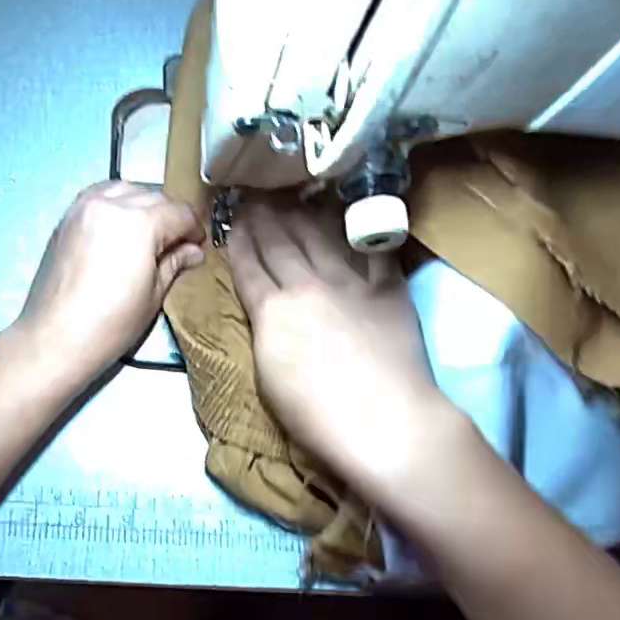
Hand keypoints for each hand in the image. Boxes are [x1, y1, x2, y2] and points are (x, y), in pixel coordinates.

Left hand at [12, 181, 205, 383]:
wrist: (54, 338)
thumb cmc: (110, 324)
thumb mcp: (153, 296)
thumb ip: (174, 263)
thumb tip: (193, 251)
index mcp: (139, 223)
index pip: (180, 212)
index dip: (194, 230)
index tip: (196, 247)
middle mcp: (111, 204)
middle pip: (154, 197)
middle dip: (170, 217)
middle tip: (174, 245)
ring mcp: (84, 207)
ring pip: (126, 189)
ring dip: (143, 204)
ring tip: (146, 234)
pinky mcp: (67, 217)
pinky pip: (99, 194)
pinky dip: (116, 202)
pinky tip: (120, 226)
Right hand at [225, 200, 458, 499]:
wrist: (384, 422)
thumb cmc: (315, 416)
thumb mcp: (267, 375)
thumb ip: (264, 331)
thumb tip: (265, 308)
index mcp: (272, 311)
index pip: (248, 266)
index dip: (238, 241)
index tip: (232, 221)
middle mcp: (307, 286)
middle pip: (279, 243)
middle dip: (263, 217)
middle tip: (253, 196)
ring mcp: (350, 283)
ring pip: (319, 238)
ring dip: (300, 215)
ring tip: (288, 198)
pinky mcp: (387, 289)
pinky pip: (370, 251)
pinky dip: (356, 232)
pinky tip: (347, 216)